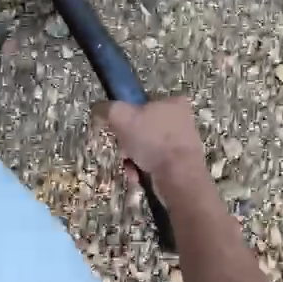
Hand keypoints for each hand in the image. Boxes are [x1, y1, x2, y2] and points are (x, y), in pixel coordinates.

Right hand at [95, 96, 210, 188]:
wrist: (179, 179)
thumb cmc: (152, 140)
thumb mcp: (119, 115)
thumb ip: (104, 108)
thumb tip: (98, 109)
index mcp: (173, 102)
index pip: (144, 101)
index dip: (128, 112)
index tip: (120, 124)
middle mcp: (183, 121)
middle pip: (143, 126)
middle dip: (128, 139)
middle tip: (123, 145)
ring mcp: (184, 145)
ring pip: (147, 146)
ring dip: (133, 155)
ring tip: (129, 163)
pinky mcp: (183, 166)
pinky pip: (155, 162)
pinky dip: (143, 168)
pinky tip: (137, 174)